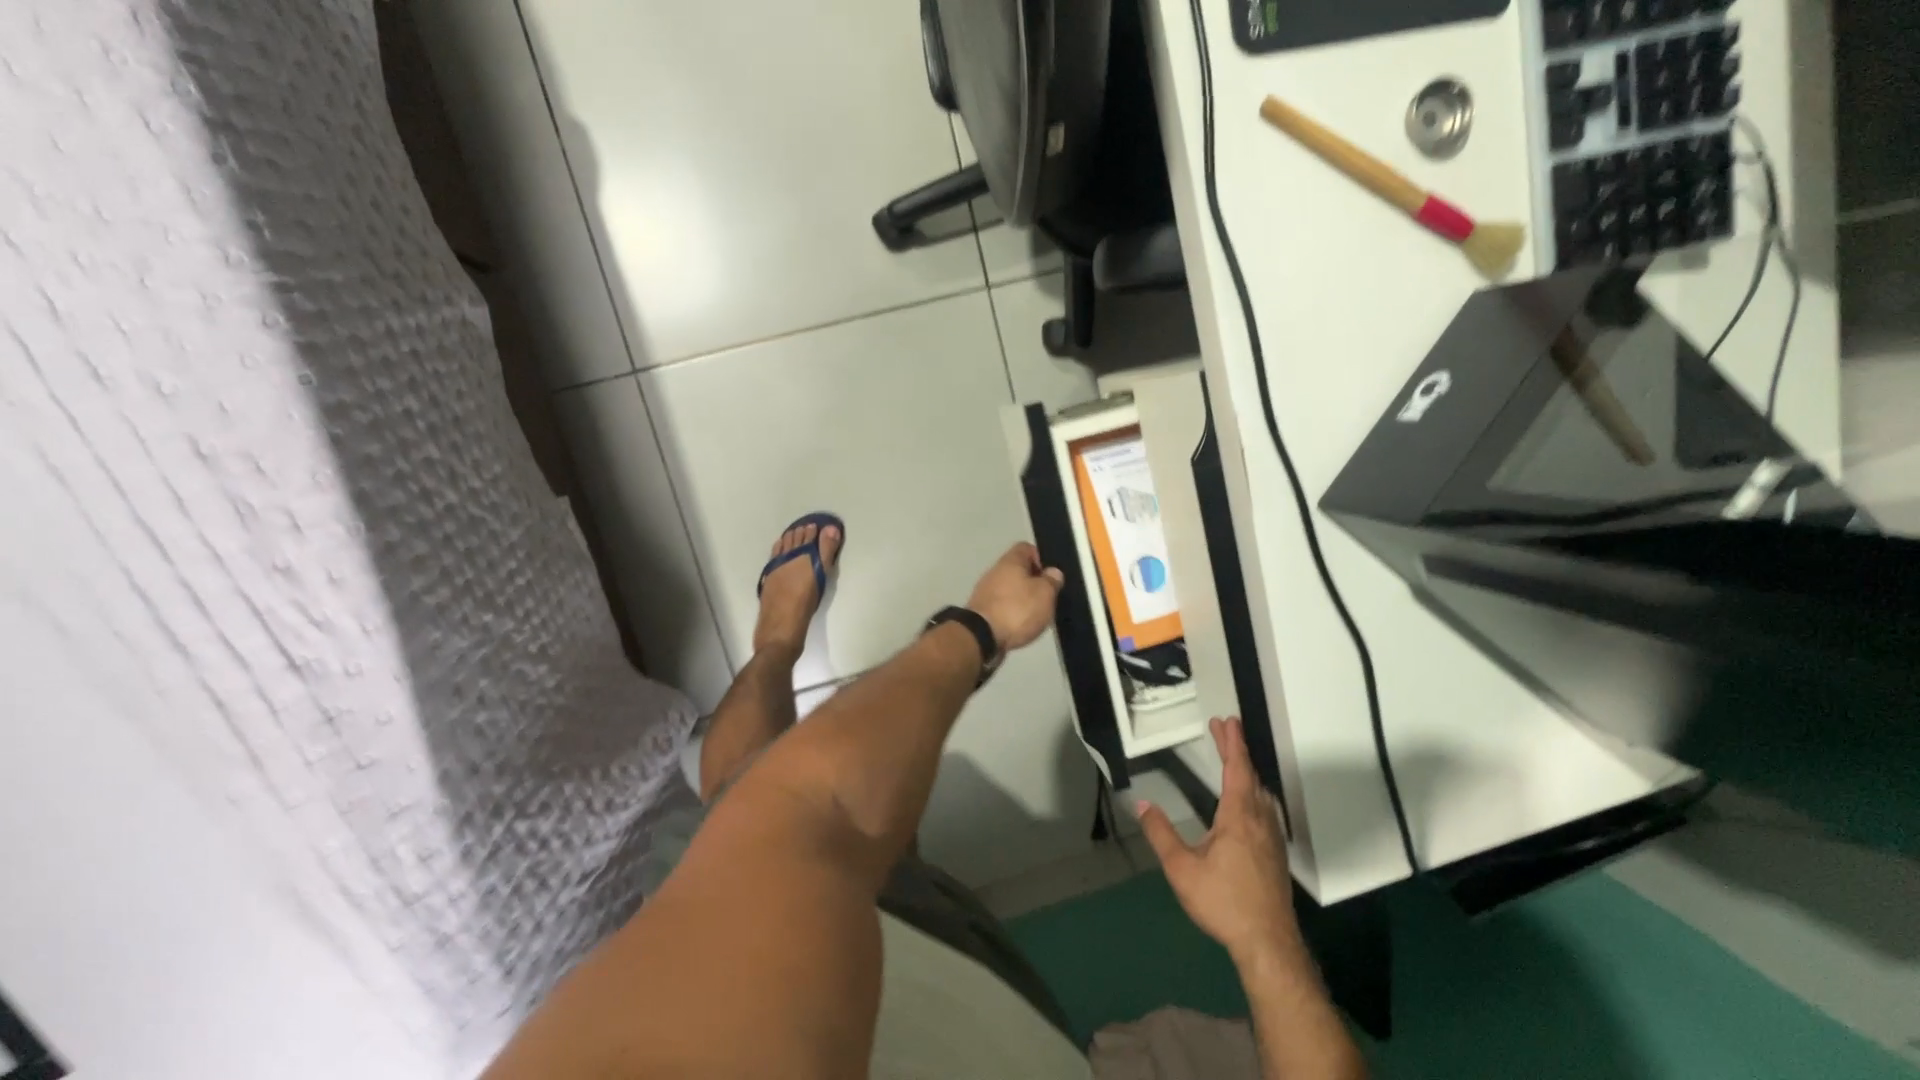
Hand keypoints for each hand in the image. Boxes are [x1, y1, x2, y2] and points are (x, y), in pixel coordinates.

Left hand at [966, 542, 1064, 650]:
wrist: (982, 637)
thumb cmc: (1017, 610)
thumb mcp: (1045, 594)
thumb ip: (1051, 581)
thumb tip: (1053, 572)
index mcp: (1010, 561)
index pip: (1026, 548)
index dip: (1041, 558)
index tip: (1051, 576)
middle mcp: (994, 571)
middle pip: (1017, 570)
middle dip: (1032, 582)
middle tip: (1047, 597)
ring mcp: (984, 592)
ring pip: (1009, 589)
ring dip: (1022, 599)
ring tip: (1035, 614)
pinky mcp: (981, 611)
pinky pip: (1001, 606)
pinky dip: (1011, 613)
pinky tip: (1020, 625)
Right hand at [1138, 717, 1300, 964]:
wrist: (1267, 941)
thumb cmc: (1223, 901)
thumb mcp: (1181, 869)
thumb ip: (1161, 834)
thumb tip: (1142, 804)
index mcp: (1239, 817)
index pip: (1237, 769)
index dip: (1232, 743)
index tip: (1227, 720)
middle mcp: (1260, 821)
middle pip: (1251, 777)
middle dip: (1237, 752)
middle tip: (1224, 731)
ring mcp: (1272, 838)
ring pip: (1261, 795)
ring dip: (1247, 773)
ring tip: (1234, 763)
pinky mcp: (1276, 855)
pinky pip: (1266, 811)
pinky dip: (1254, 794)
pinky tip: (1248, 806)